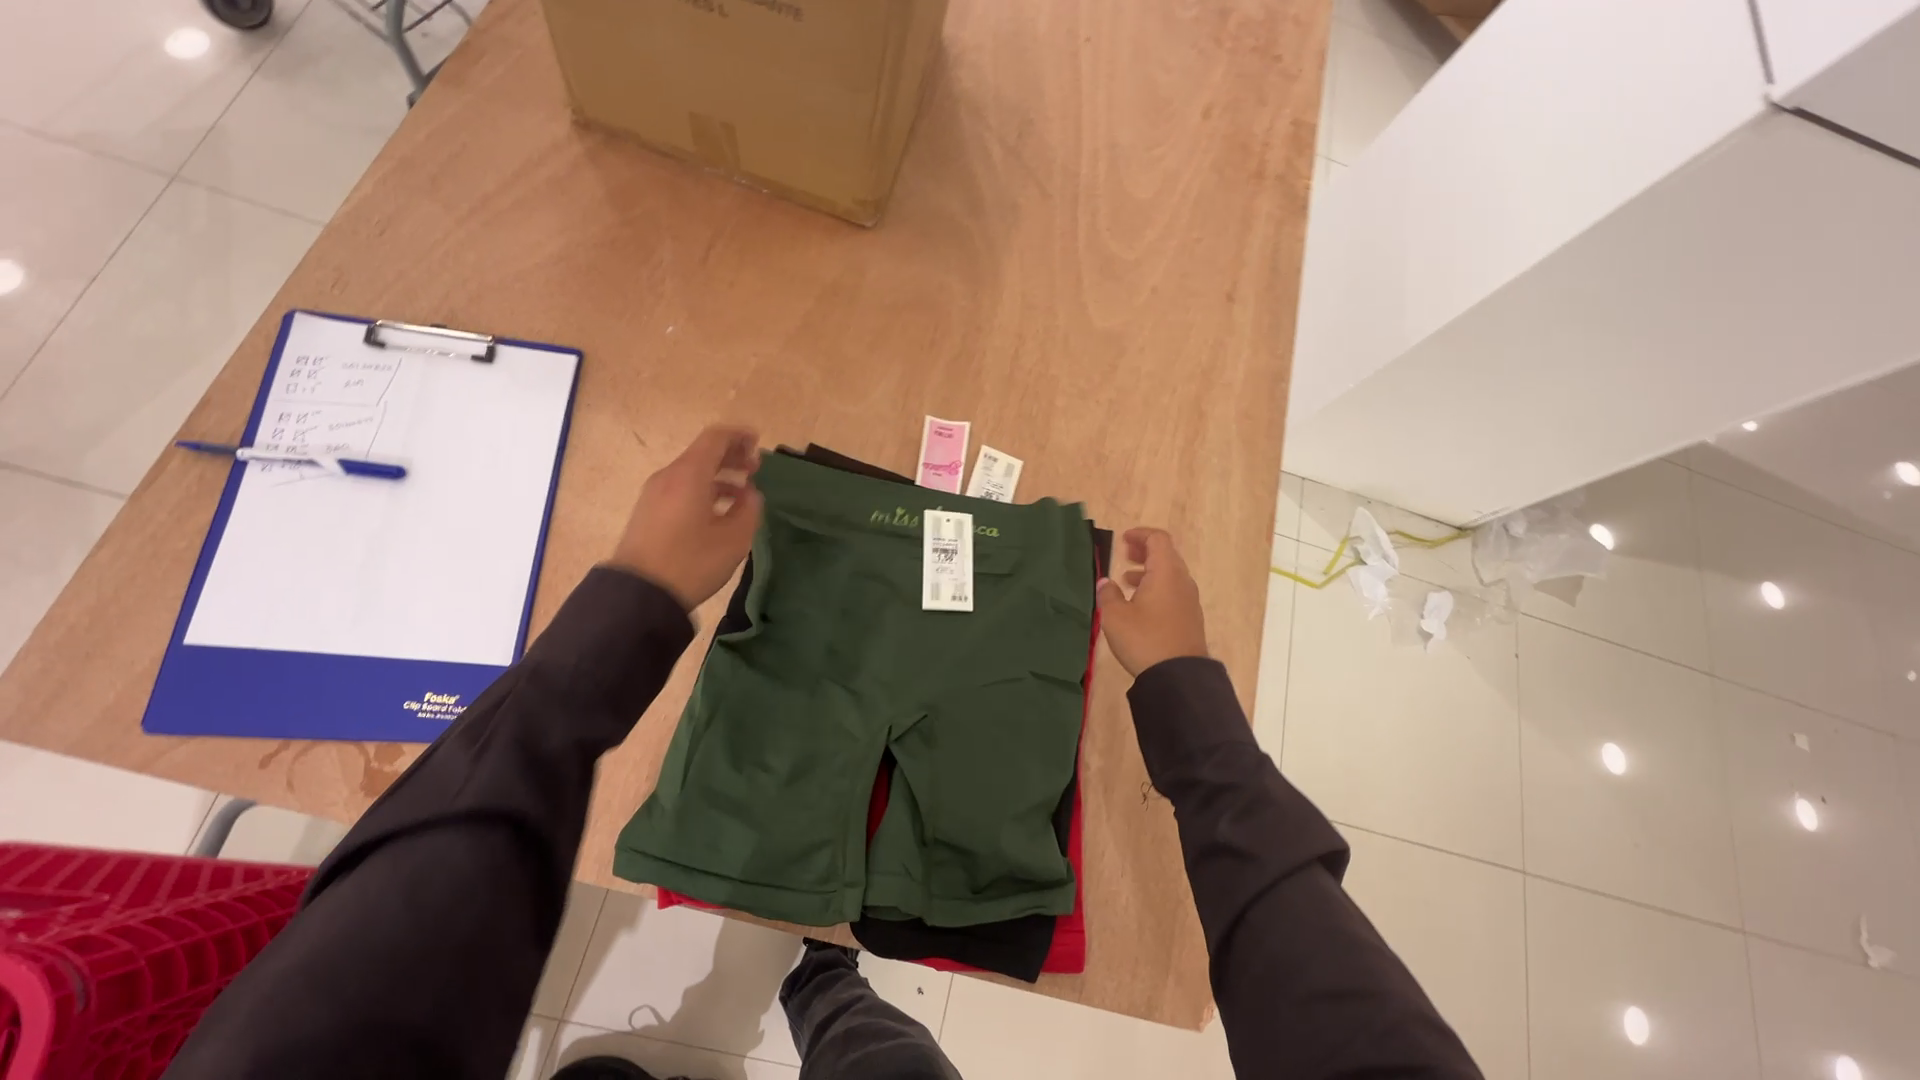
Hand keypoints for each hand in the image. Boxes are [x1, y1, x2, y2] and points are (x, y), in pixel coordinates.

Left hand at [609, 425, 763, 611]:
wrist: (639, 593)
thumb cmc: (692, 561)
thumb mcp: (734, 538)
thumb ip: (750, 509)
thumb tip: (750, 494)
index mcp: (690, 474)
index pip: (716, 438)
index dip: (739, 436)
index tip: (758, 443)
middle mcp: (669, 476)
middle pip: (703, 453)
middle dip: (732, 457)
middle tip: (755, 470)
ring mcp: (654, 494)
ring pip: (692, 473)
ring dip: (719, 477)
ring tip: (742, 495)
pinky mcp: (648, 512)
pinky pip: (680, 488)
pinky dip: (703, 490)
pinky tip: (718, 512)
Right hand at [1096, 527, 1208, 676]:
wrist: (1178, 676)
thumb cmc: (1144, 639)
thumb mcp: (1115, 616)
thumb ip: (1108, 594)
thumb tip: (1106, 582)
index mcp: (1166, 572)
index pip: (1158, 540)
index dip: (1140, 535)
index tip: (1123, 540)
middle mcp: (1182, 581)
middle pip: (1166, 555)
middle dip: (1144, 552)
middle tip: (1125, 555)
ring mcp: (1189, 601)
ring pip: (1170, 575)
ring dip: (1149, 572)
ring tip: (1127, 581)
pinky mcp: (1190, 618)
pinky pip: (1173, 592)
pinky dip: (1157, 588)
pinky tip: (1140, 604)